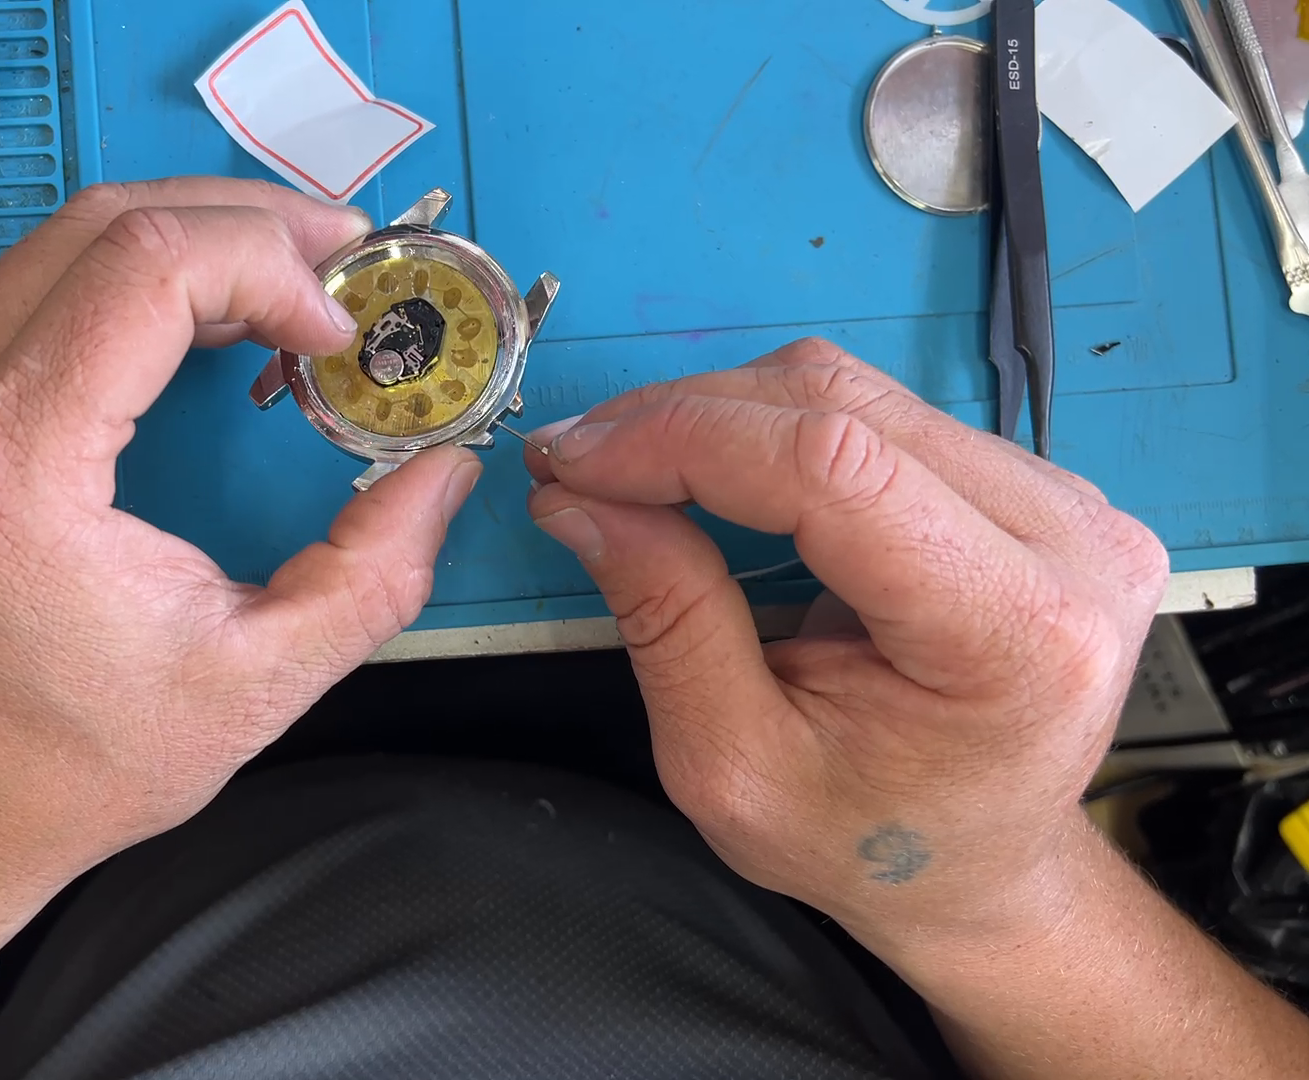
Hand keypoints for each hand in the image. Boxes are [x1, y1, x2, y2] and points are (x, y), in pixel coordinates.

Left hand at [0, 179, 479, 1026]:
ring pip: (63, 246)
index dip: (267, 265)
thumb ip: (376, 573)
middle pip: (103, 226)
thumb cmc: (85, 769)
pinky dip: (132, 286)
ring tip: (286, 285)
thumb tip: (444, 470)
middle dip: (242, 224)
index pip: (145, 268)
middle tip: (339, 260)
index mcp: (12, 471)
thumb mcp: (260, 686)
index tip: (337, 330)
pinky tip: (205, 327)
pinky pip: (32, 297)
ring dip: (189, 245)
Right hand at [524, 339, 1167, 946]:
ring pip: (838, 390)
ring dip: (701, 414)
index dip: (674, 441)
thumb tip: (571, 500)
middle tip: (566, 460)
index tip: (562, 463)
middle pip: (831, 407)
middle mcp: (1064, 537)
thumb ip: (661, 617)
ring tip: (613, 463)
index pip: (826, 468)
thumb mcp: (725, 758)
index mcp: (1010, 632)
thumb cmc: (848, 839)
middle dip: (670, 419)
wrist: (965, 867)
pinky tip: (686, 465)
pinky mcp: (1012, 483)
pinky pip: (856, 411)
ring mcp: (1054, 497)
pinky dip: (746, 426)